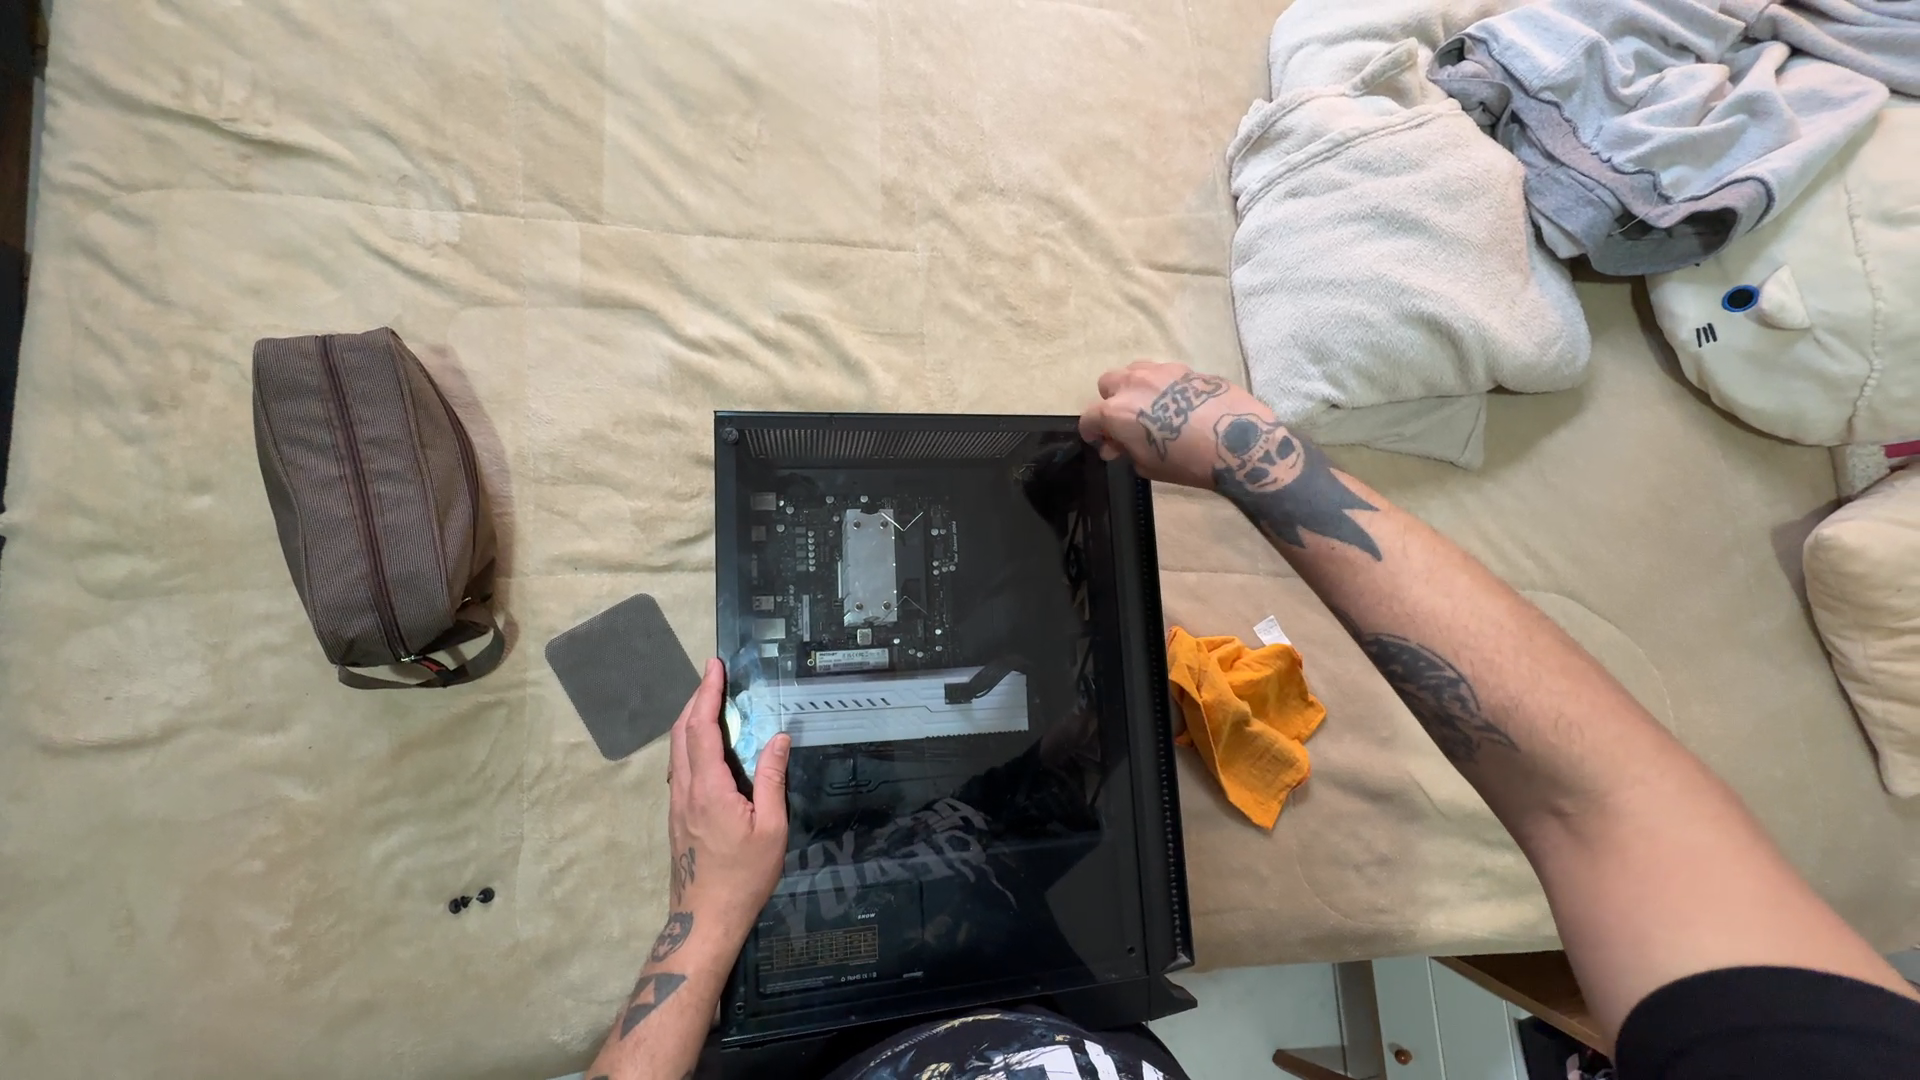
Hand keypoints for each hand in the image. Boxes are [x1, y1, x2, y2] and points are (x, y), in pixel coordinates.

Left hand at [665, 658, 790, 949]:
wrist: (704, 920)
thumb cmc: (743, 876)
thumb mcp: (771, 829)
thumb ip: (771, 780)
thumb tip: (778, 738)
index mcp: (709, 788)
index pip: (702, 728)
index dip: (707, 694)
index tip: (715, 667)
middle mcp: (685, 790)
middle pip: (681, 732)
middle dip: (696, 698)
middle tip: (714, 676)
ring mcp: (676, 804)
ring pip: (676, 749)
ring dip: (690, 718)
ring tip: (711, 701)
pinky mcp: (677, 816)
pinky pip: (679, 766)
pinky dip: (689, 741)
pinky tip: (705, 745)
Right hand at [1078, 361, 1276, 489]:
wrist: (1237, 442)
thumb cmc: (1186, 462)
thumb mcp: (1147, 465)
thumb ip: (1125, 450)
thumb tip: (1115, 445)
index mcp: (1116, 411)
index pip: (1089, 417)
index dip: (1091, 432)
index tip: (1100, 442)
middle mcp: (1133, 384)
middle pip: (1108, 383)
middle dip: (1111, 402)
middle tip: (1125, 423)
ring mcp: (1161, 371)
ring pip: (1134, 370)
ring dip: (1134, 387)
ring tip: (1151, 408)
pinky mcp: (1187, 368)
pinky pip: (1163, 373)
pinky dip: (1161, 386)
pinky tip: (1179, 404)